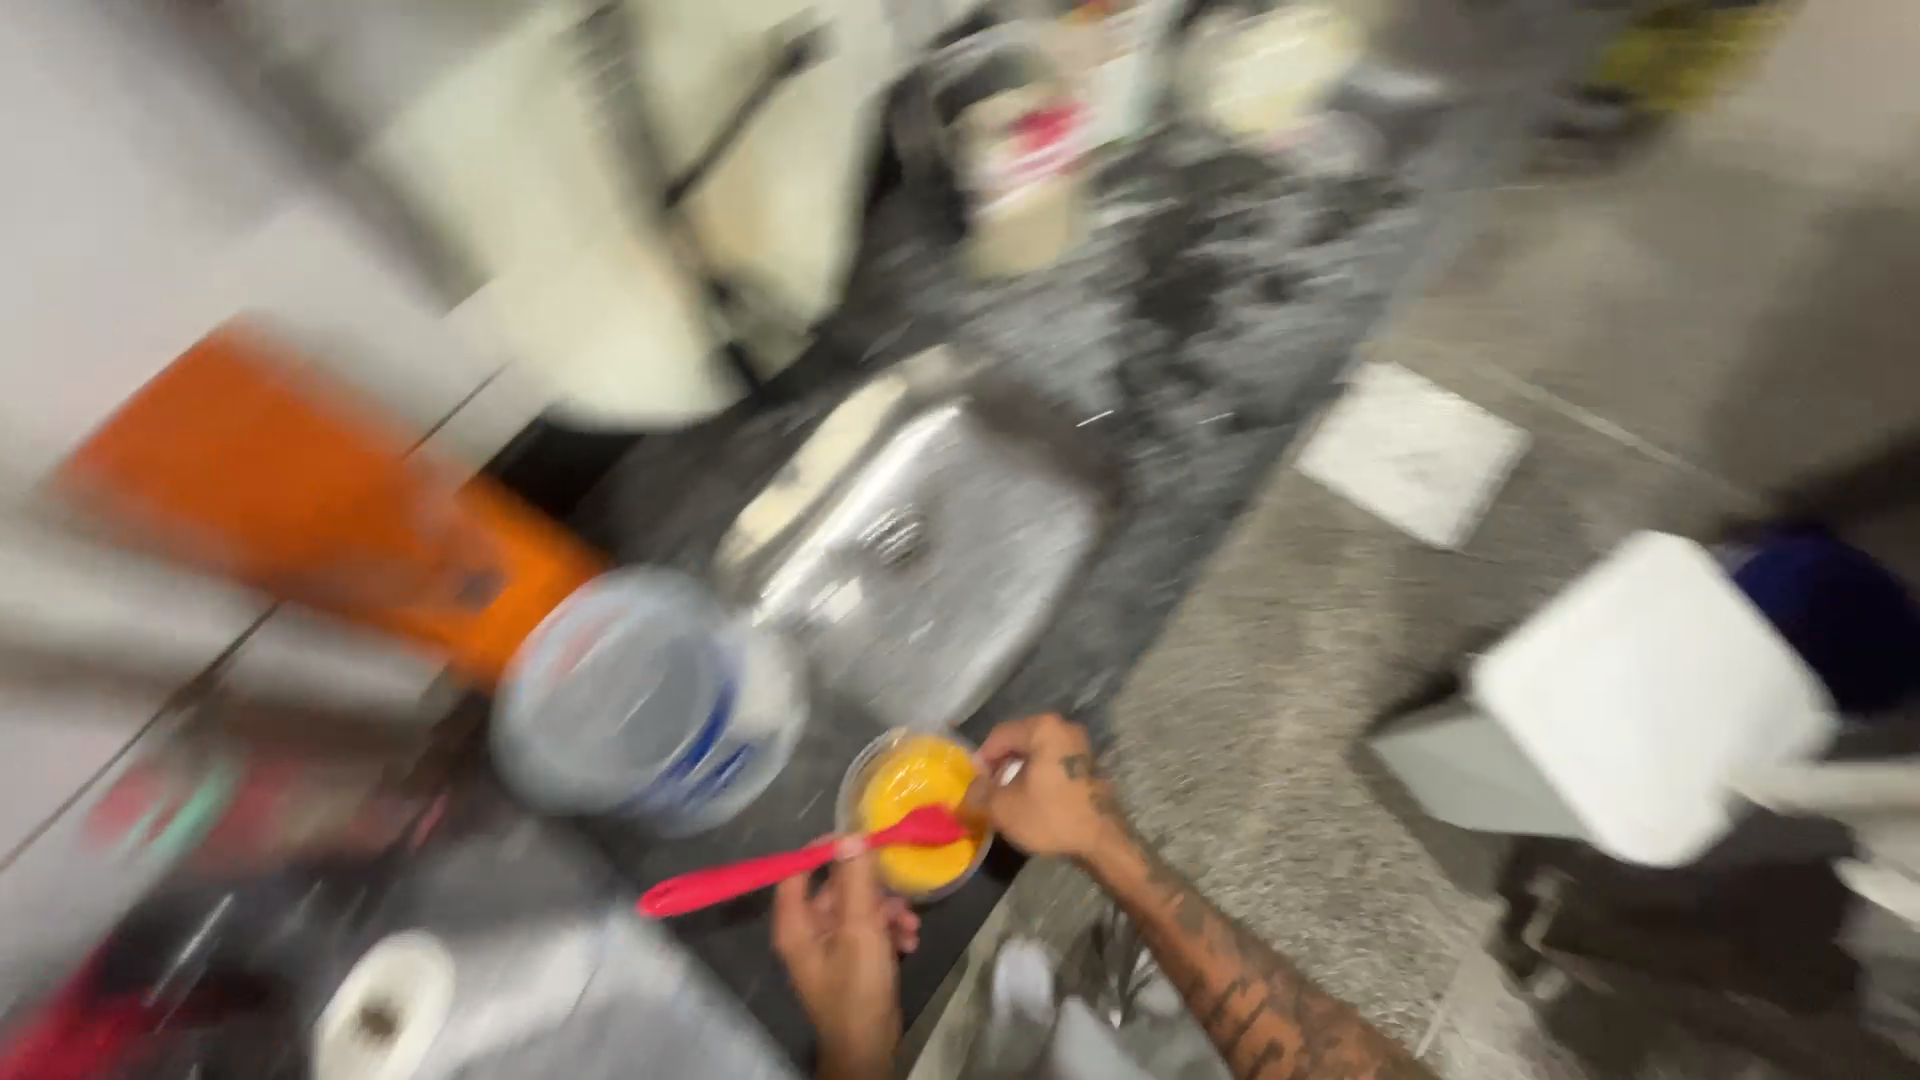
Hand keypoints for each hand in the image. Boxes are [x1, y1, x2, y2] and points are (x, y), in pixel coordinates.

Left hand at [773, 845, 919, 1079]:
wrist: (869, 1050)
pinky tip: (910, 942)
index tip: (858, 836)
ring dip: (887, 912)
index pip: (799, 869)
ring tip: (911, 923)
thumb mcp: (861, 927)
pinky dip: (888, 931)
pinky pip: (867, 930)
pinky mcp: (849, 959)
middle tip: (898, 889)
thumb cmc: (857, 988)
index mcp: (796, 923)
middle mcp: (807, 930)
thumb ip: (856, 879)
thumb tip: (850, 832)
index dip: (825, 849)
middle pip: (836, 888)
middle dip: (872, 888)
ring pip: (858, 908)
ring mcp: (829, 946)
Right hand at [968, 713, 1131, 862]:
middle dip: (1000, 764)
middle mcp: (1063, 727)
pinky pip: (1053, 761)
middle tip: (989, 790)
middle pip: (1019, 741)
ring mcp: (1079, 744)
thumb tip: (968, 791)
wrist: (1103, 840)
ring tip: (1008, 796)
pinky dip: (1038, 774)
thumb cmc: (1051, 816)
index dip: (982, 760)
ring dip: (1018, 770)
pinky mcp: (1088, 762)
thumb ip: (979, 793)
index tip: (975, 785)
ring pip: (1036, 752)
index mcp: (1042, 728)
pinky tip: (1031, 797)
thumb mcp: (1004, 807)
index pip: (999, 736)